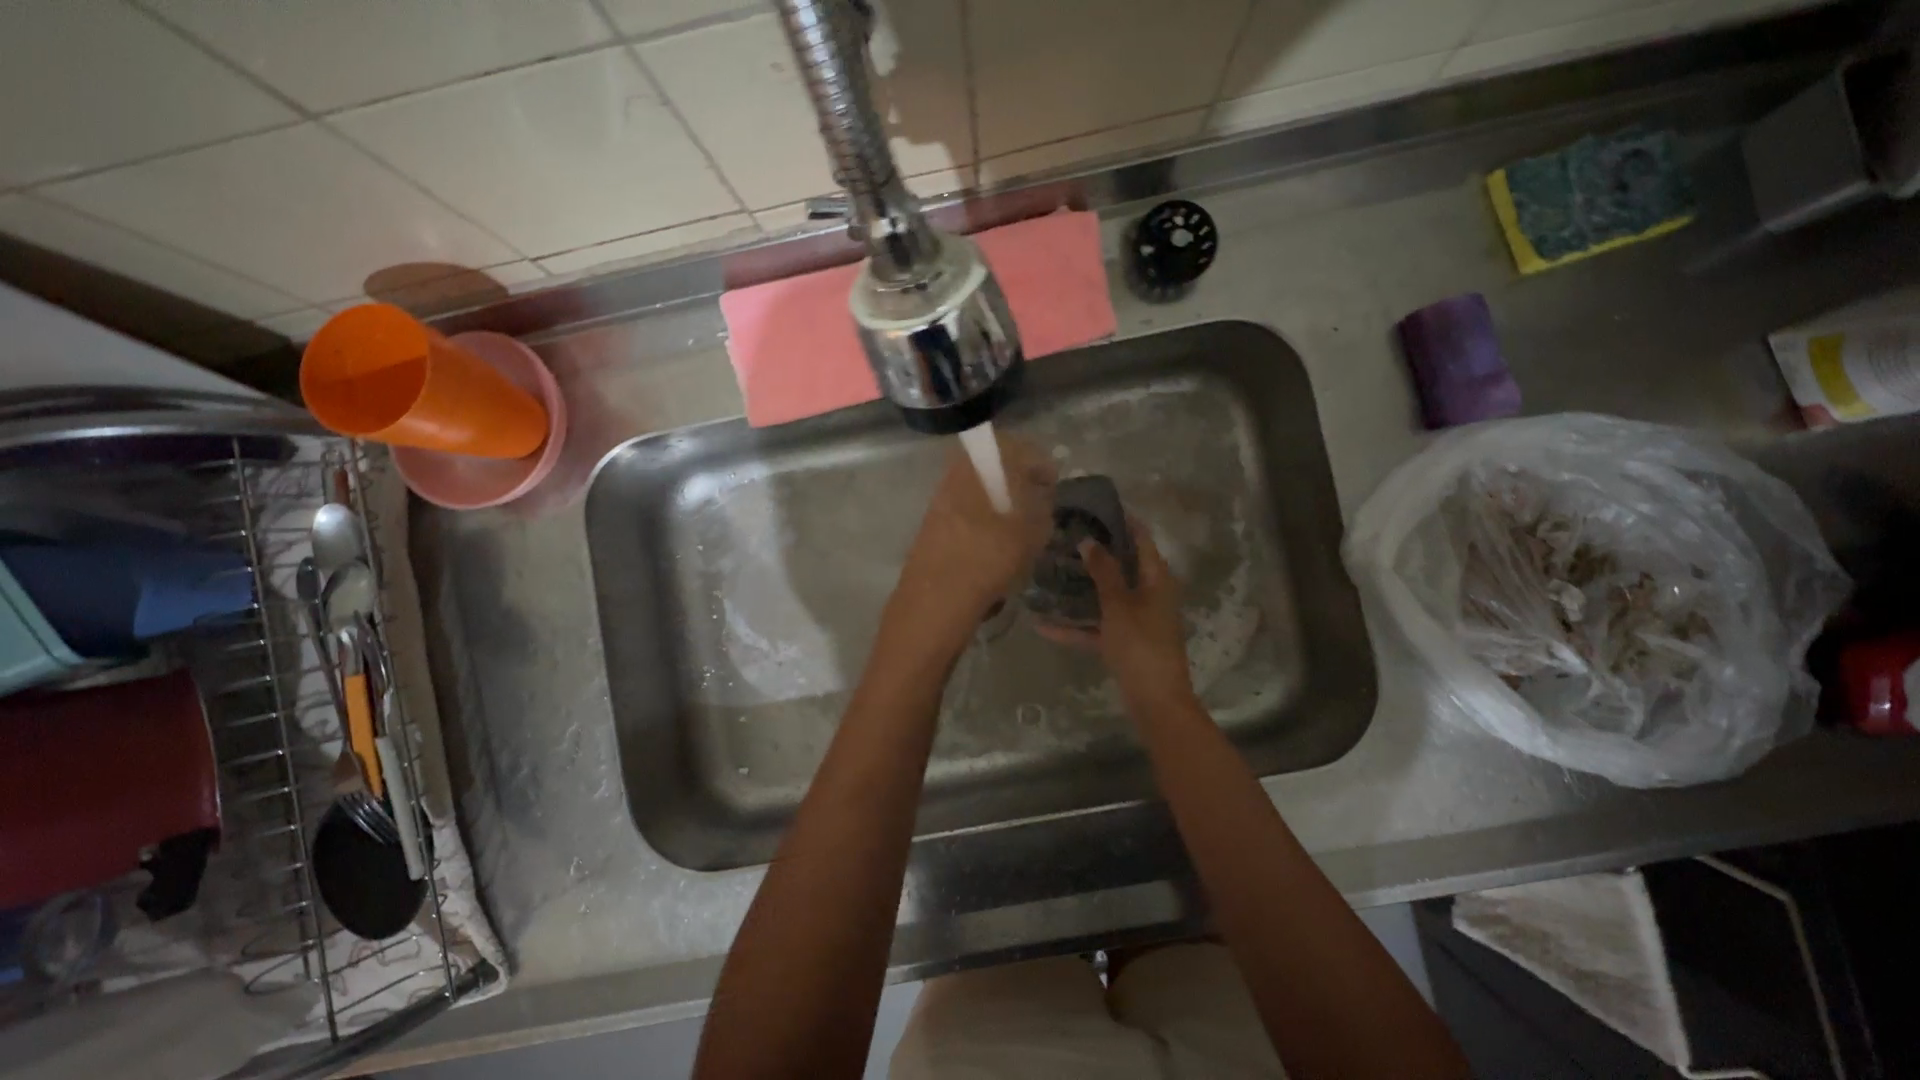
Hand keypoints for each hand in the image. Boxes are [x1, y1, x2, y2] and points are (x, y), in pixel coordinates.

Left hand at [891, 431, 1056, 645]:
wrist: (931, 608)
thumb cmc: (983, 564)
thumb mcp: (1027, 537)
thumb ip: (1041, 511)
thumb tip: (1042, 499)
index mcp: (973, 472)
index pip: (1005, 445)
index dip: (1033, 457)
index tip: (1051, 479)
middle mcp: (952, 482)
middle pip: (989, 468)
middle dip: (1018, 481)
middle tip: (1040, 503)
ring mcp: (939, 507)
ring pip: (978, 493)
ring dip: (1003, 504)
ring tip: (1024, 530)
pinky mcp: (933, 532)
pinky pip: (967, 515)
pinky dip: (987, 523)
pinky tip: (1000, 551)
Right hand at [1041, 521, 1196, 710]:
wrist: (1155, 700)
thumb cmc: (1140, 644)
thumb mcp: (1119, 604)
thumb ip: (1104, 571)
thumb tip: (1089, 540)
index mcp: (1157, 578)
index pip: (1141, 538)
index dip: (1121, 520)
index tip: (1093, 506)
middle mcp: (1149, 594)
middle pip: (1121, 566)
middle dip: (1094, 553)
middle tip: (1062, 536)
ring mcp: (1137, 620)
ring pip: (1106, 597)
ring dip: (1080, 589)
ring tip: (1048, 573)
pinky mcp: (1124, 643)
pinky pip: (1097, 627)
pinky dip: (1075, 626)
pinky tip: (1042, 625)